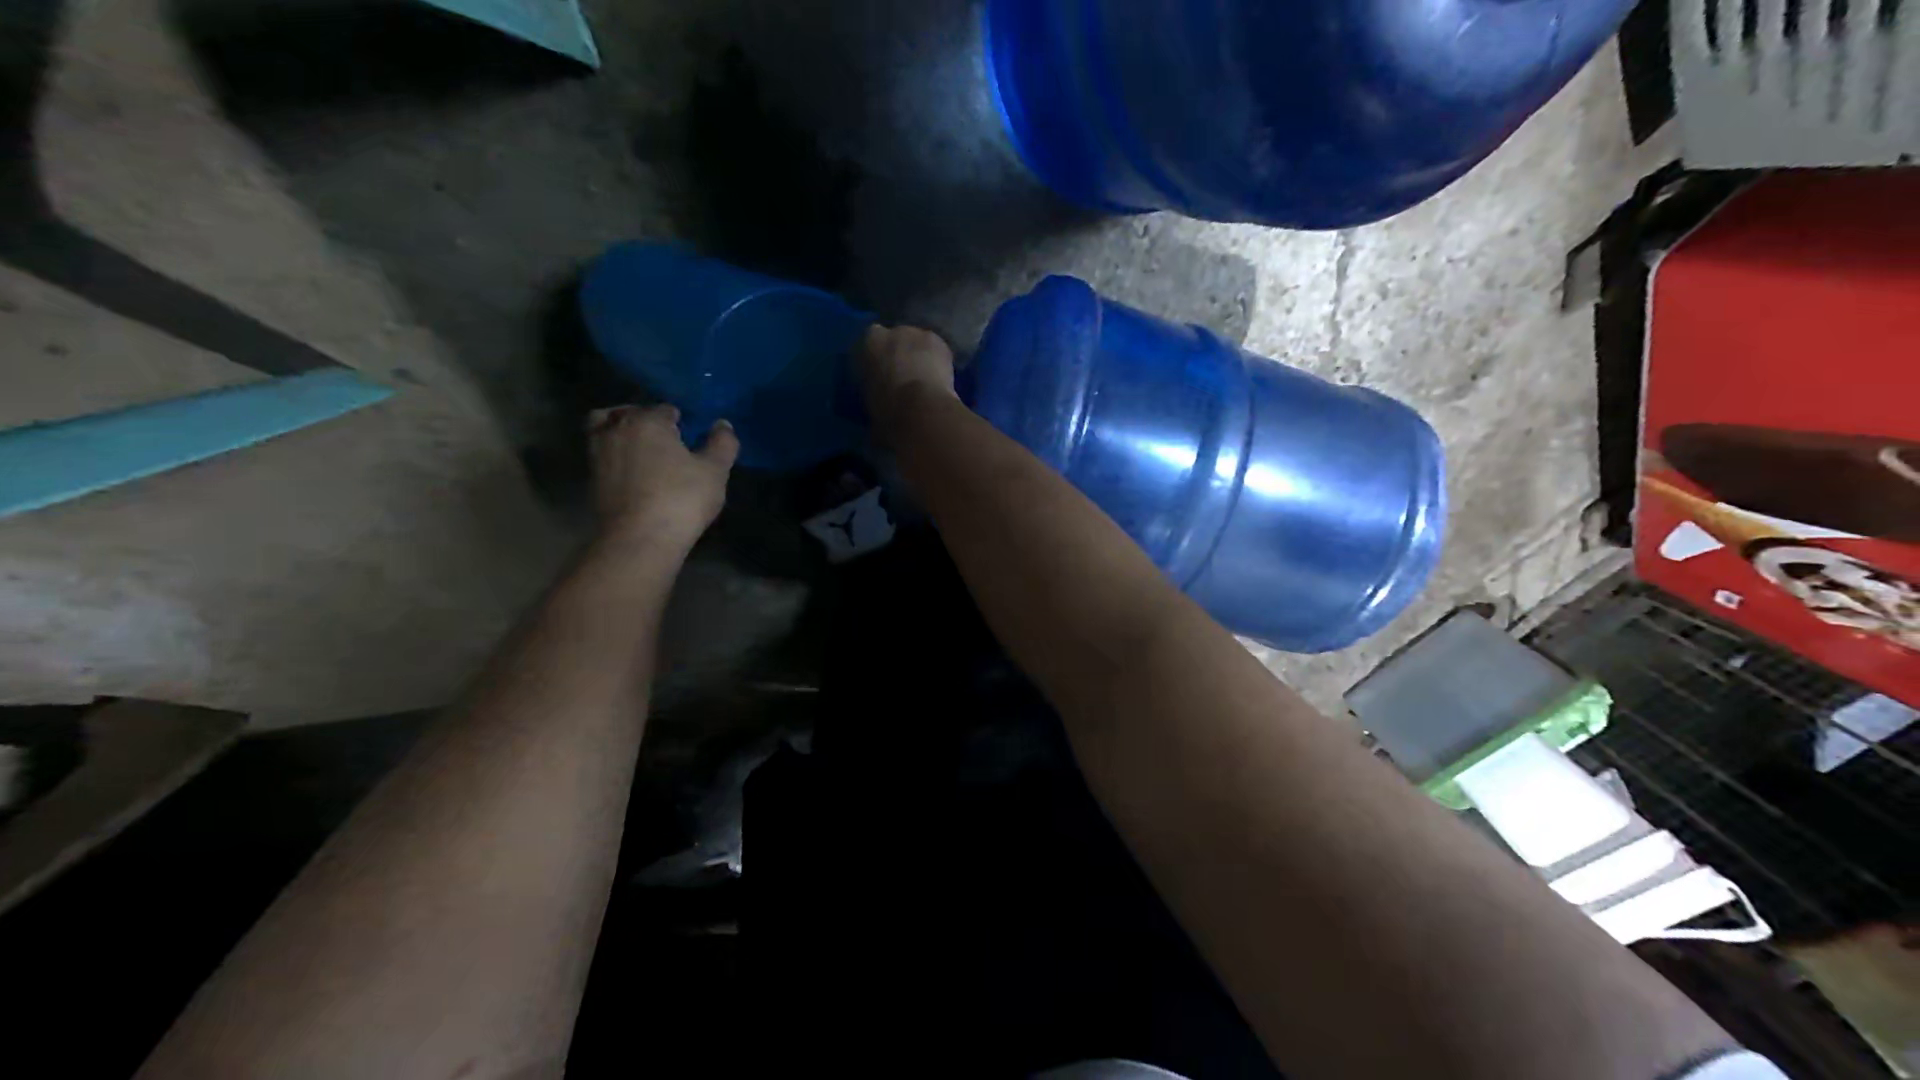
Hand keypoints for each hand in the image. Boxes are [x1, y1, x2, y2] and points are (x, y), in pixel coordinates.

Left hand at [588, 404, 737, 549]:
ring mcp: (597, 454)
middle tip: (664, 437)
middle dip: (645, 419)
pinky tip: (631, 470)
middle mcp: (617, 430)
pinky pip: (601, 454)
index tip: (689, 434)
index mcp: (647, 421)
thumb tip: (722, 424)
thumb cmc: (681, 499)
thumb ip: (722, 443)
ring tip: (639, 447)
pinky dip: (613, 454)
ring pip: (604, 428)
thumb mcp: (714, 471)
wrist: (639, 539)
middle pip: (628, 413)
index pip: (664, 409)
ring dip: (620, 431)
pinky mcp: (590, 479)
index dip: (679, 420)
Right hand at [857, 325, 956, 433]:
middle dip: (899, 354)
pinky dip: (938, 361)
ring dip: (920, 356)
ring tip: (925, 379)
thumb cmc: (888, 410)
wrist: (920, 408)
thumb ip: (873, 400)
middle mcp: (893, 331)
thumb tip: (875, 426)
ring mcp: (920, 334)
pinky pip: (937, 350)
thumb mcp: (871, 408)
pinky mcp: (941, 343)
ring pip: (918, 343)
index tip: (880, 375)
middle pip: (896, 339)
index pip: (869, 344)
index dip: (876, 360)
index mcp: (870, 342)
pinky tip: (940, 379)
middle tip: (904, 378)